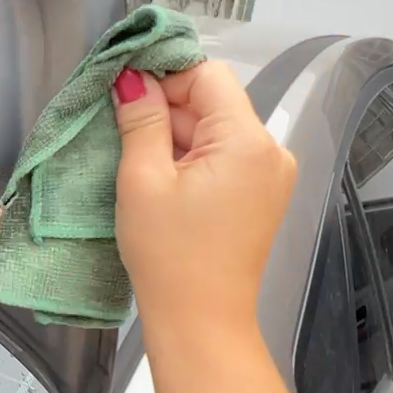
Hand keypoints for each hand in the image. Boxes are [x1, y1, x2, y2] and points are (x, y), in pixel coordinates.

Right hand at [111, 62, 296, 354]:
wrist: (199, 317)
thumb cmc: (169, 254)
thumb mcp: (142, 179)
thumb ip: (140, 120)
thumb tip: (131, 78)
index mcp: (248, 142)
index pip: (208, 75)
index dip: (163, 79)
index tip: (124, 97)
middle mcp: (271, 151)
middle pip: (212, 101)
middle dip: (164, 110)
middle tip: (122, 137)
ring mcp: (269, 173)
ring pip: (213, 128)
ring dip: (172, 136)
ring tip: (139, 168)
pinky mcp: (259, 193)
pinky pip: (221, 154)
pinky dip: (187, 157)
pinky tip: (160, 182)